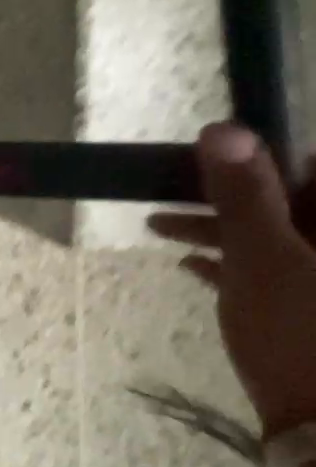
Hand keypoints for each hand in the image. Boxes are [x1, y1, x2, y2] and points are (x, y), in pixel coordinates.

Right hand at [149, 124, 315, 436]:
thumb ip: (245, 195)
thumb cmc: (304, 338)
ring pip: (291, 242)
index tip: (205, 165)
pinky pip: (291, 276)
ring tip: (165, 231)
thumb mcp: (262, 259)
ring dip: (231, 231)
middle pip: (302, 209)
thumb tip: (226, 129)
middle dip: (234, 200)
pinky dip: (246, 265)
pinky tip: (194, 267)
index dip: (264, 163)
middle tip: (171, 196)